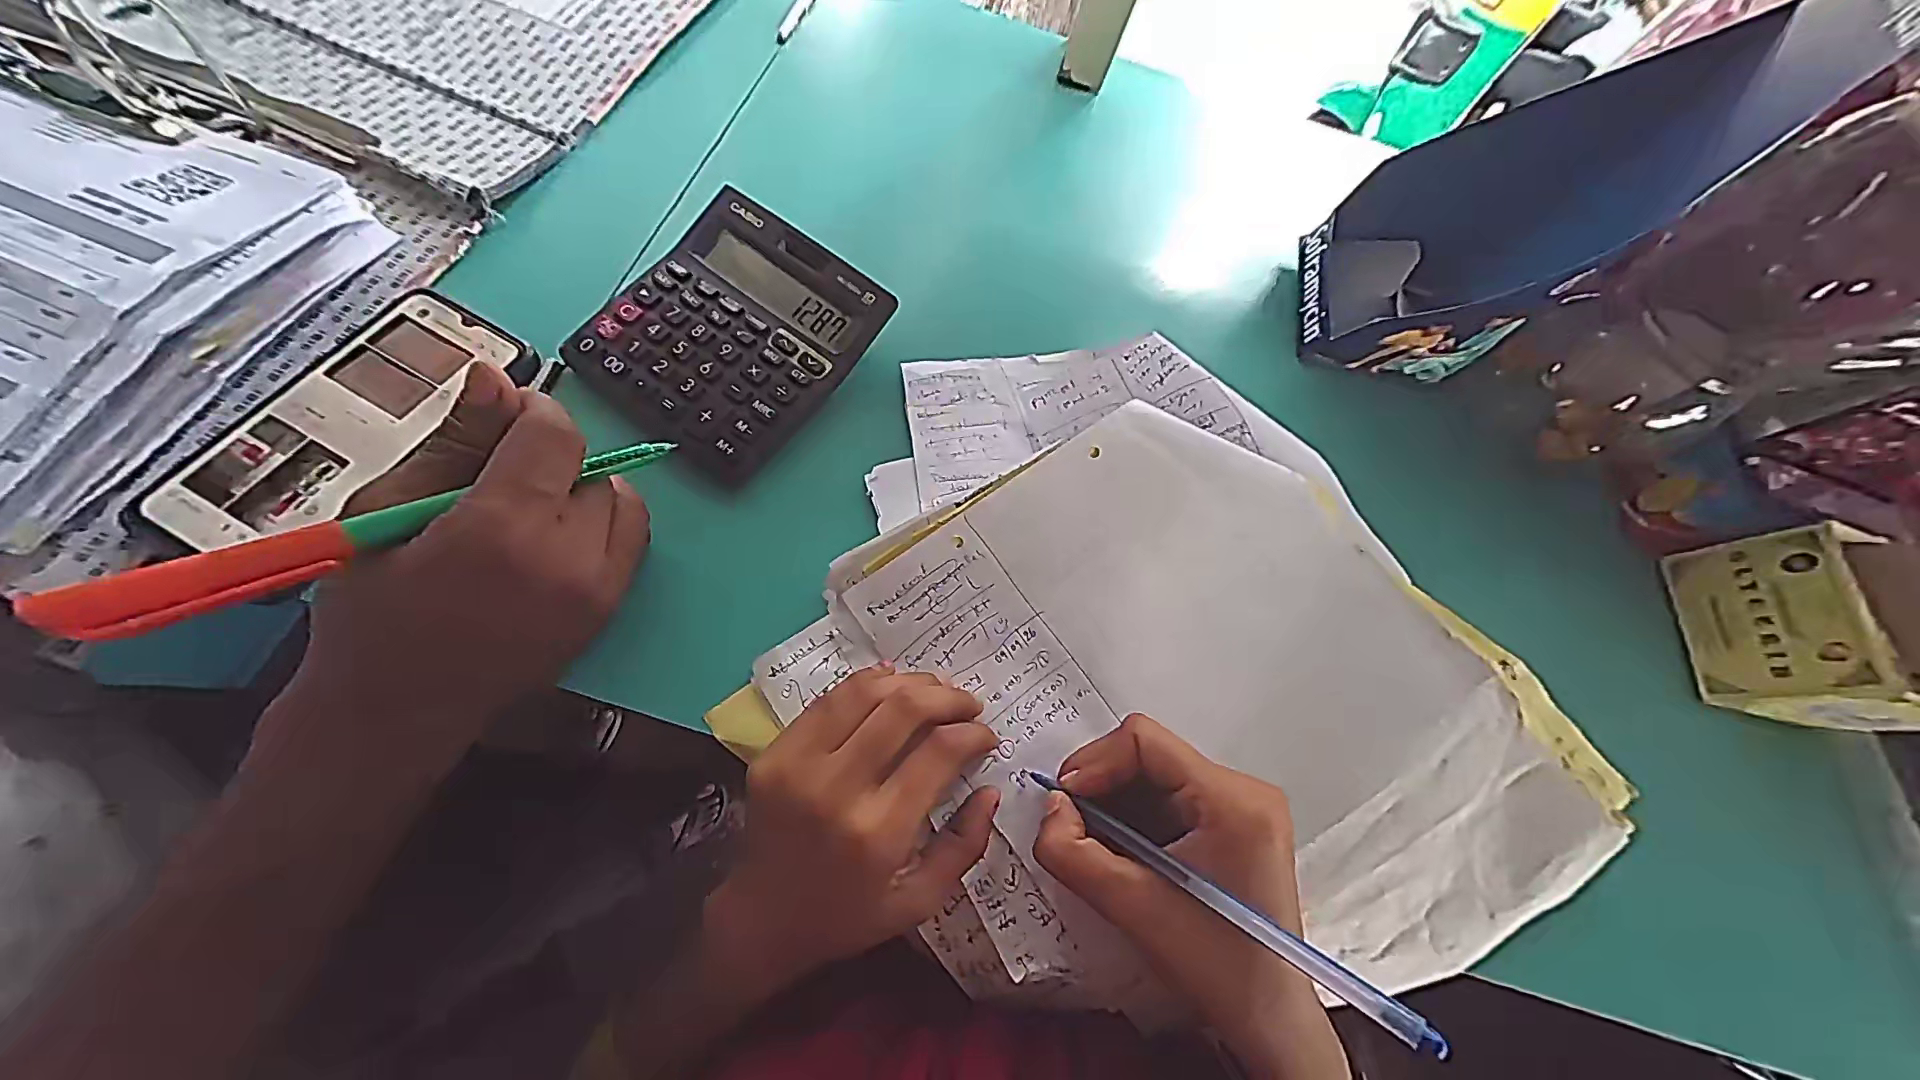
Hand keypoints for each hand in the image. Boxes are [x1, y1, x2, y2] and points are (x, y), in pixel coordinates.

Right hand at [263, 364, 650, 774]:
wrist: (401, 710)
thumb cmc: (372, 612)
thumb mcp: (386, 513)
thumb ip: (454, 443)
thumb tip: (498, 377)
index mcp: (504, 529)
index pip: (557, 437)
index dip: (533, 413)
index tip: (505, 417)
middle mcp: (570, 558)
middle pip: (591, 468)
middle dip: (551, 460)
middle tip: (500, 482)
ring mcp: (601, 590)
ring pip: (621, 502)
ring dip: (583, 493)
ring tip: (527, 514)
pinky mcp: (613, 610)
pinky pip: (632, 540)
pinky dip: (603, 525)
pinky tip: (554, 540)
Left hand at [704, 667, 1000, 995]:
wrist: (761, 919)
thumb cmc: (847, 915)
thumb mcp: (918, 901)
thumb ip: (963, 846)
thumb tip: (989, 790)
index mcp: (878, 833)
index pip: (937, 753)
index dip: (972, 734)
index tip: (986, 735)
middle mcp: (836, 790)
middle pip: (903, 710)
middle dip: (947, 698)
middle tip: (968, 704)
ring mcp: (798, 765)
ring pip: (865, 693)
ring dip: (910, 682)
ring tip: (935, 689)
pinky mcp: (775, 753)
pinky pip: (828, 699)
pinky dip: (867, 682)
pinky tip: (891, 682)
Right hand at [1033, 714, 1348, 1079]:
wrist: (1268, 1019)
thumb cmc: (1219, 969)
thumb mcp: (1131, 907)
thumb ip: (1073, 853)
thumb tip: (1052, 807)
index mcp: (1232, 802)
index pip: (1144, 741)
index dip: (1095, 760)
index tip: (1067, 794)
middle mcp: (1243, 791)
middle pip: (1148, 753)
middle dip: (1102, 783)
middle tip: (1072, 819)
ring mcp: (1240, 805)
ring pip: (1153, 773)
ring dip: (1114, 800)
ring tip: (1097, 841)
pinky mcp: (1230, 821)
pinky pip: (1166, 795)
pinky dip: (1132, 813)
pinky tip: (1122, 849)